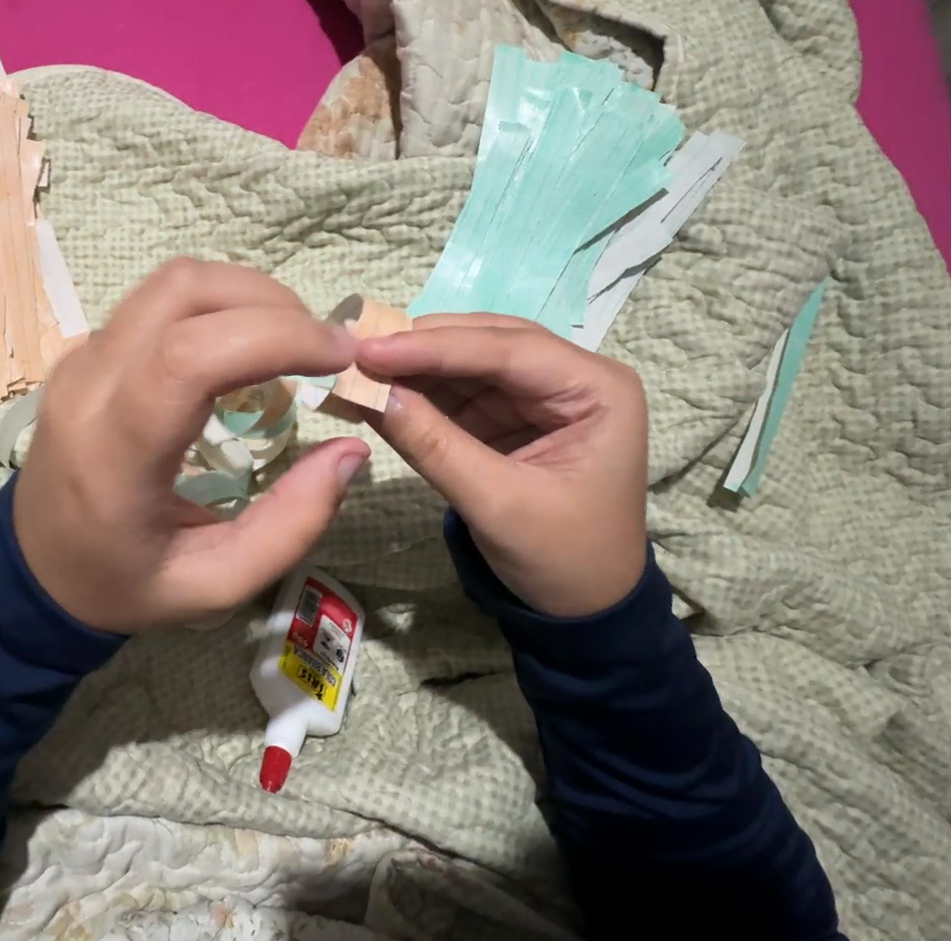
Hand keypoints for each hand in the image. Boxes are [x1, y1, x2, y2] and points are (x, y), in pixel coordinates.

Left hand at [14, 259, 371, 633]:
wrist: (34, 570)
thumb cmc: (124, 581)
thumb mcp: (215, 583)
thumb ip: (291, 525)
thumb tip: (352, 450)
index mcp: (113, 453)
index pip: (189, 356)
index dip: (274, 336)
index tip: (337, 355)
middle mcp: (88, 387)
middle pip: (182, 291)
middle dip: (270, 302)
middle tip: (320, 348)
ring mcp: (80, 360)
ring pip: (170, 283)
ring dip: (244, 295)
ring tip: (288, 344)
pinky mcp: (85, 352)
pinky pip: (157, 301)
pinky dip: (215, 306)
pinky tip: (241, 350)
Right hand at [356, 313, 647, 617]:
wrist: (582, 607)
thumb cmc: (559, 556)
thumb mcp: (495, 502)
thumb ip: (433, 444)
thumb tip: (370, 393)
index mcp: (597, 389)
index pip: (508, 350)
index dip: (433, 347)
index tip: (370, 349)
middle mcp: (571, 377)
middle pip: (486, 343)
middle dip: (419, 347)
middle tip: (354, 349)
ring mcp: (538, 393)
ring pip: (465, 361)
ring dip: (410, 367)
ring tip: (354, 370)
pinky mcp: (509, 414)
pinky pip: (456, 391)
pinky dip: (415, 392)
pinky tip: (376, 392)